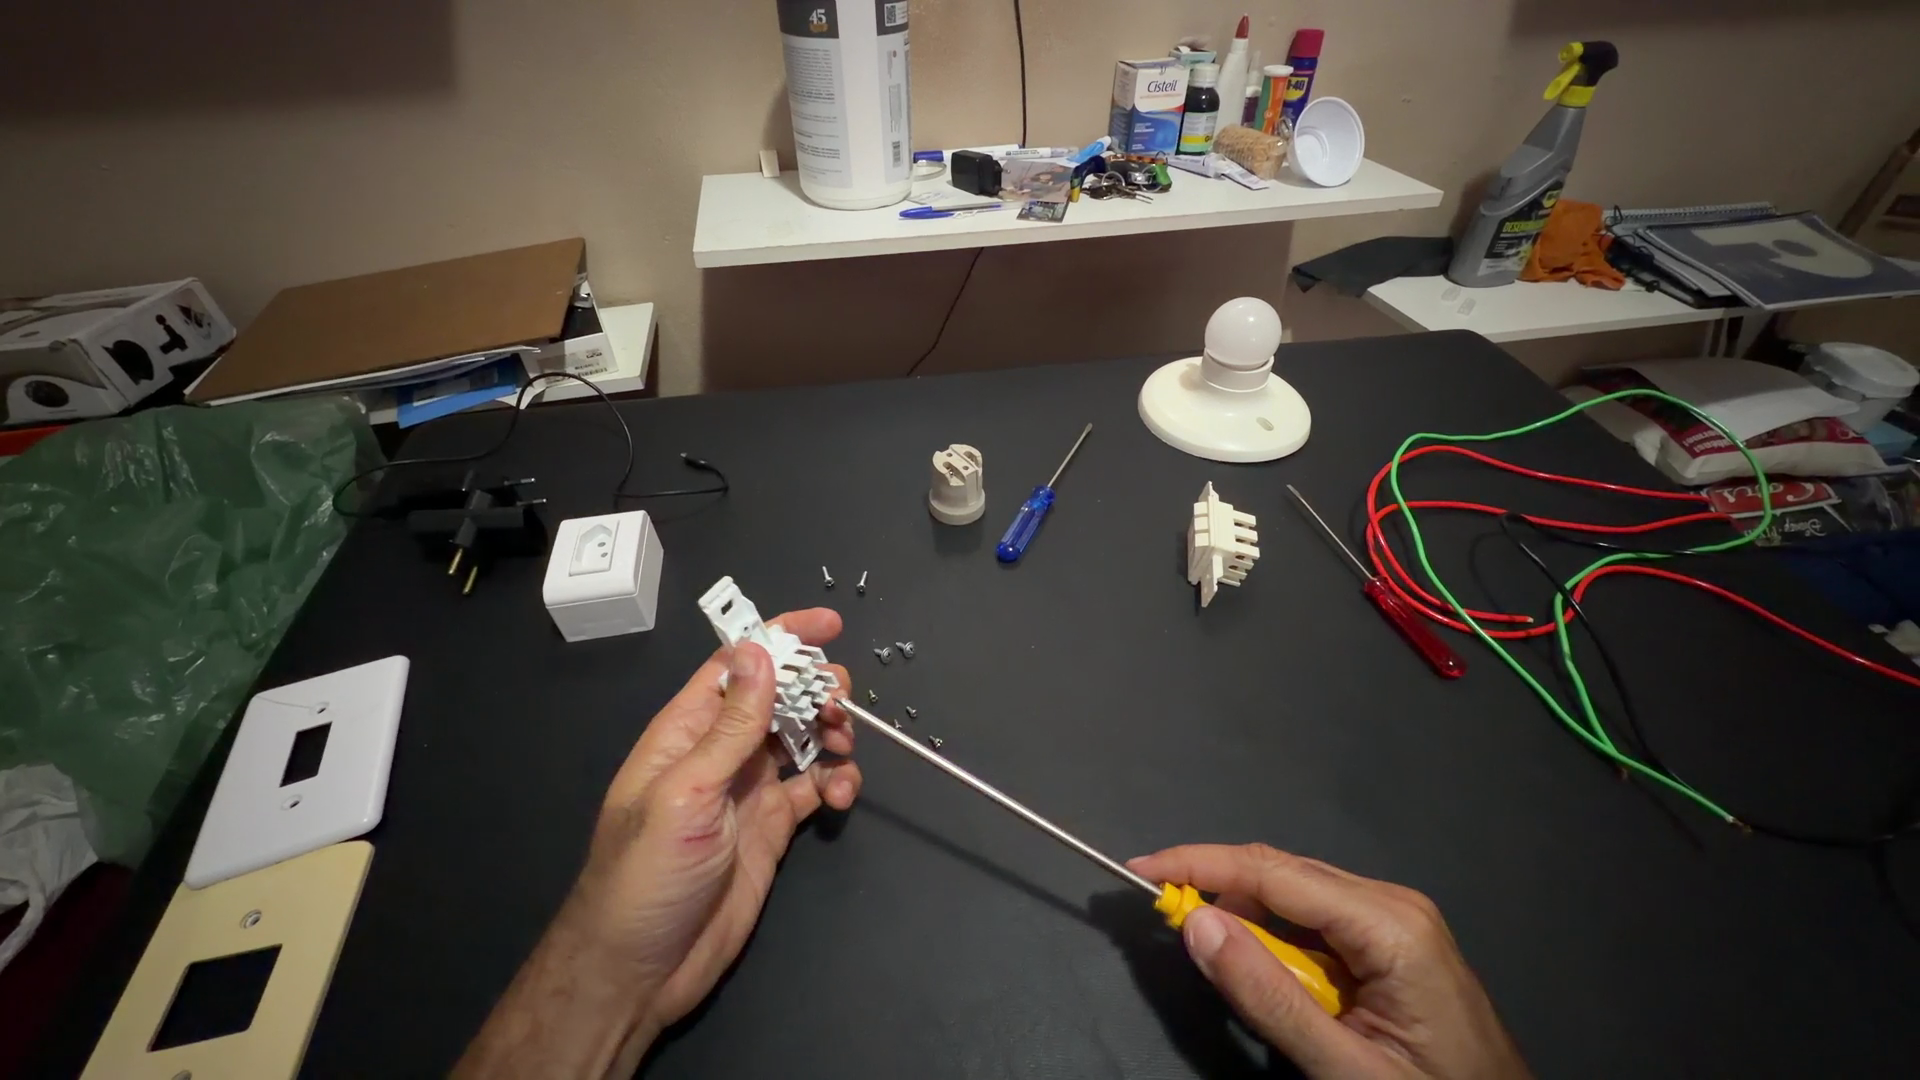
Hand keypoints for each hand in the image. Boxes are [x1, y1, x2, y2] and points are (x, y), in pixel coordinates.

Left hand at [454, 609, 861, 1079]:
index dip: (781, 637)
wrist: (641, 970)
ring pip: (803, 737)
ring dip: (832, 733)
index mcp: (689, 729)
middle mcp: (723, 750)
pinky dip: (837, 781)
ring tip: (846, 747)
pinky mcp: (774, 824)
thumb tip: (759, 651)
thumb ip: (730, 726)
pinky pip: (815, 785)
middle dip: (816, 689)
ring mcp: (750, 787)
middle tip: (841, 702)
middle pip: (779, 697)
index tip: (829, 625)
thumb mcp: (687, 793)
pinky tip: (842, 794)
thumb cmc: (647, 874)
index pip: (738, 663)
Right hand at [1127, 844, 1529, 1079]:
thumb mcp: (1346, 1071)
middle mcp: (1391, 901)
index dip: (1199, 865)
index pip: (1271, 873)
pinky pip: (1314, 914)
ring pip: (1292, 888)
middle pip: (1279, 870)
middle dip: (1214, 883)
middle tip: (1159, 907)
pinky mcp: (1391, 934)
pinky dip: (1273, 931)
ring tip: (1207, 943)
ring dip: (1242, 910)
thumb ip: (1267, 998)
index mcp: (1388, 925)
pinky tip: (1258, 958)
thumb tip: (1194, 924)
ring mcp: (1394, 915)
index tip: (1140, 869)